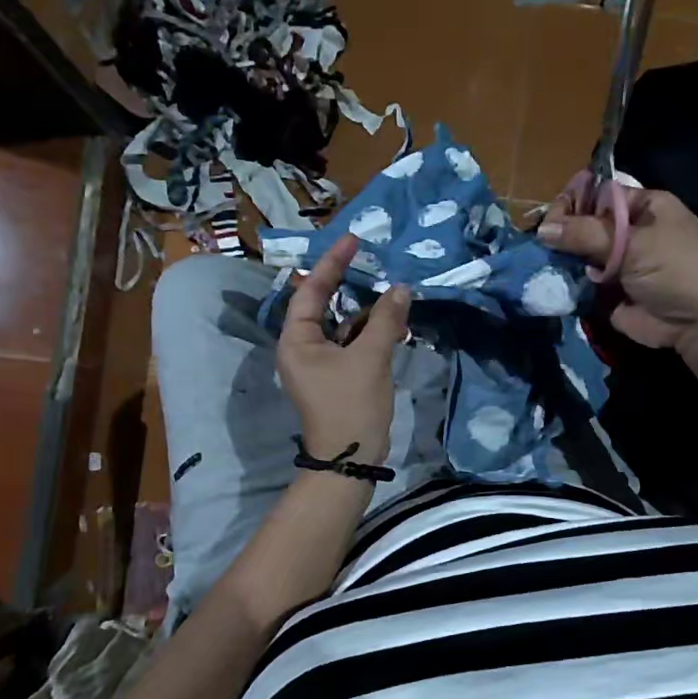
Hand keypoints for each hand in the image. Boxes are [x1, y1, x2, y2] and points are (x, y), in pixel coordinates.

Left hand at [277, 234, 411, 463]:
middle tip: (374, 263)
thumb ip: (385, 320)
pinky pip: (353, 344)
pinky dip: (372, 333)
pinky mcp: (338, 376)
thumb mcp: (370, 358)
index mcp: (297, 340)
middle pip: (326, 305)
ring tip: (394, 296)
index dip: (332, 263)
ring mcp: (320, 364)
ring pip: (344, 326)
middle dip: (352, 286)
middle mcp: (302, 348)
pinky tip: (395, 324)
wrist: (352, 458)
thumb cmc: (351, 405)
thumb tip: (401, 288)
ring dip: (368, 312)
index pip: (311, 290)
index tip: (353, 240)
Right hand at [537, 187, 697, 349]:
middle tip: (545, 247)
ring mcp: (618, 265)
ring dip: (563, 262)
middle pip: (584, 226)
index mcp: (642, 208)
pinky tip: (554, 285)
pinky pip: (581, 284)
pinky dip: (568, 285)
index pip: (598, 195)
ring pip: (579, 256)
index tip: (552, 220)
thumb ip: (586, 234)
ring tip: (546, 267)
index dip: (573, 203)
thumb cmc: (676, 269)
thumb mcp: (633, 244)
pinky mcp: (609, 294)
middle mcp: (628, 233)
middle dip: (563, 235)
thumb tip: (543, 229)